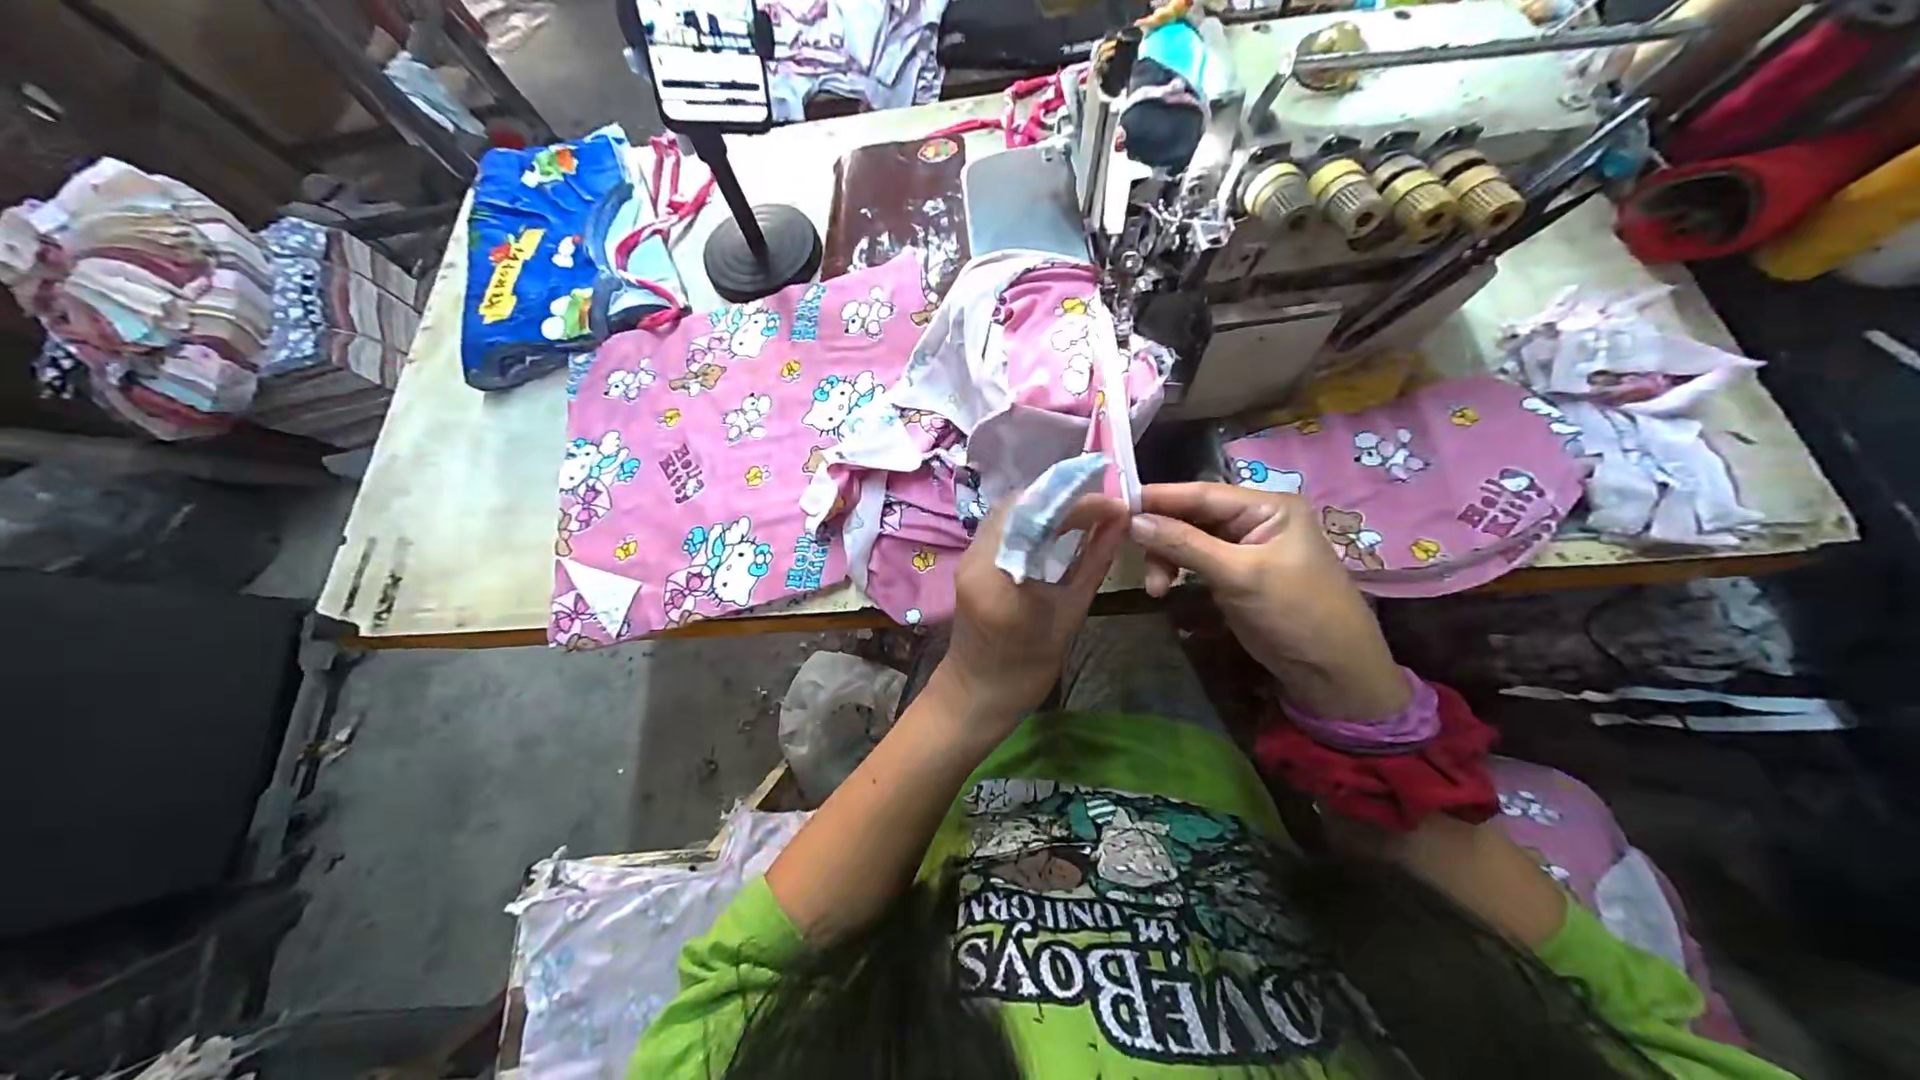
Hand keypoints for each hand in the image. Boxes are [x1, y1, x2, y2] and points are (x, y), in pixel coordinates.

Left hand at [939, 494, 1129, 726]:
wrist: (979, 693)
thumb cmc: (1028, 667)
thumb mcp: (1070, 613)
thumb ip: (1093, 563)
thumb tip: (1120, 523)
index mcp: (1001, 574)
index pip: (1039, 515)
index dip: (1079, 503)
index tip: (1114, 505)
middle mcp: (977, 557)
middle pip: (1019, 505)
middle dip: (1062, 498)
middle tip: (1101, 506)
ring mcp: (968, 557)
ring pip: (1008, 512)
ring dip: (1046, 505)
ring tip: (1084, 512)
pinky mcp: (969, 562)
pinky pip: (1002, 527)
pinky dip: (1031, 519)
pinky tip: (1056, 526)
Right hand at [1129, 482, 1409, 719]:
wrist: (1331, 672)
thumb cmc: (1295, 613)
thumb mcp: (1239, 575)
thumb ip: (1184, 544)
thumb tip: (1132, 520)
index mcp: (1266, 506)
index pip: (1201, 493)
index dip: (1157, 497)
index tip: (1114, 504)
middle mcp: (1253, 518)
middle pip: (1190, 515)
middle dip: (1160, 536)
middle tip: (1134, 559)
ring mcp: (1243, 546)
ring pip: (1187, 539)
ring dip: (1165, 559)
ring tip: (1157, 589)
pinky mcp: (1233, 572)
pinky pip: (1193, 560)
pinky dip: (1176, 571)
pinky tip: (1165, 589)